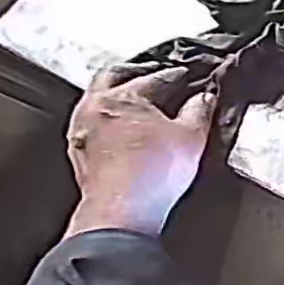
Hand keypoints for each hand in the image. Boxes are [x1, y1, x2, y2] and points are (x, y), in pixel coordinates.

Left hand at [64, 65, 214, 238]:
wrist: (122, 211)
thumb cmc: (152, 175)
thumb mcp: (192, 137)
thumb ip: (200, 111)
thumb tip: (204, 98)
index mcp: (124, 97)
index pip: (157, 78)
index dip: (178, 76)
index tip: (188, 76)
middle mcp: (96, 108)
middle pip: (114, 76)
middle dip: (137, 73)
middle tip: (153, 75)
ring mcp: (83, 130)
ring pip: (98, 100)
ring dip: (118, 96)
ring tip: (137, 103)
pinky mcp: (79, 153)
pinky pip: (93, 125)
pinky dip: (109, 122)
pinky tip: (121, 131)